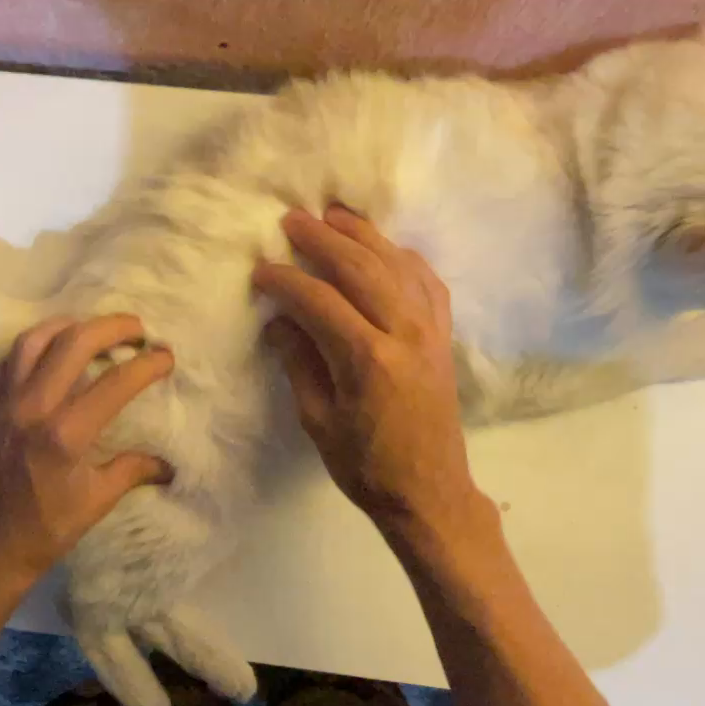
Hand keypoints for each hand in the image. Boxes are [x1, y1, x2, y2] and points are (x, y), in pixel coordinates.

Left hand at [0, 314, 174, 611]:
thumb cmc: (45, 531)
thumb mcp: (95, 503)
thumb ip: (131, 471)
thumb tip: (167, 465)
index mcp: (63, 434)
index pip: (114, 383)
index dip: (146, 364)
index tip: (167, 356)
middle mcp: (32, 409)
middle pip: (73, 343)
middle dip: (111, 327)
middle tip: (138, 329)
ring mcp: (8, 406)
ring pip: (34, 341)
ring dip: (68, 326)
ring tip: (94, 330)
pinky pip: (10, 362)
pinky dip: (33, 346)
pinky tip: (51, 351)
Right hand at [253, 207, 485, 537]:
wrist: (428, 489)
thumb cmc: (364, 466)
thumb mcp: (318, 422)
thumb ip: (300, 364)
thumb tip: (281, 322)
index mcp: (366, 359)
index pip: (319, 301)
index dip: (286, 281)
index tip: (261, 271)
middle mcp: (404, 332)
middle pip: (361, 267)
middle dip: (323, 239)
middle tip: (292, 220)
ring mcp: (430, 330)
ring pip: (396, 263)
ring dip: (363, 235)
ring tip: (334, 215)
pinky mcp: (443, 335)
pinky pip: (425, 280)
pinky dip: (401, 256)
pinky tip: (384, 248)